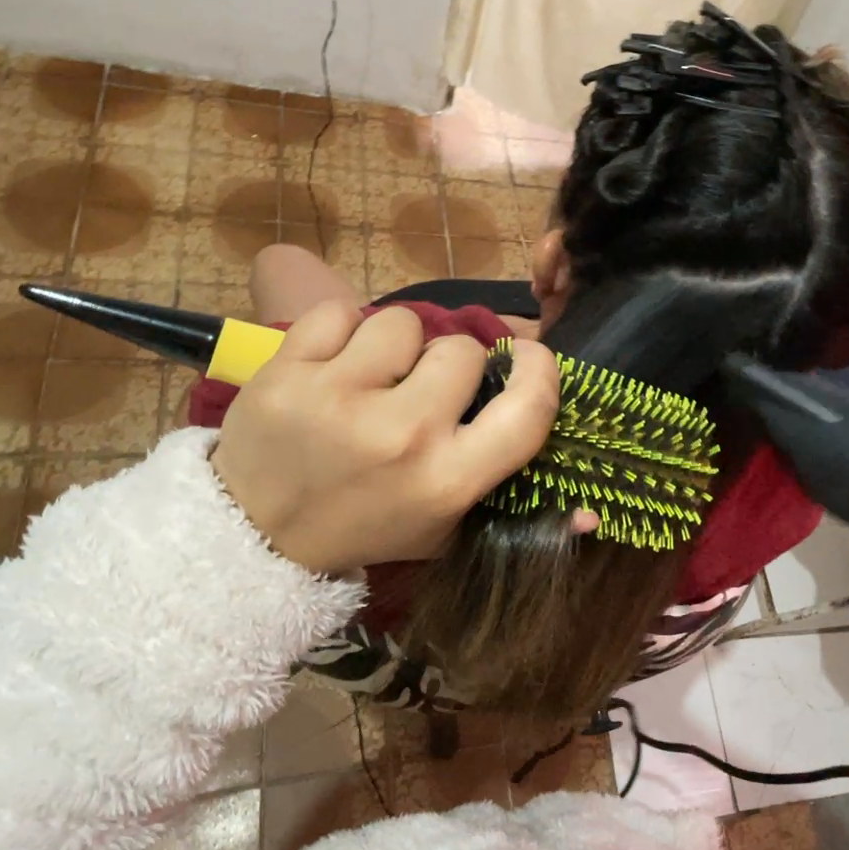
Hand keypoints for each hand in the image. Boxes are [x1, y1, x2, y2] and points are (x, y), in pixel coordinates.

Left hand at [212, 301, 560, 573]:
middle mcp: (404, 436)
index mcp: (449, 481)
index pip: (528, 406)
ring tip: (371, 380)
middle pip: (463, 350)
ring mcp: (341, 400)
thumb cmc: (367, 526)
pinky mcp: (287, 373)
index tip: (527, 357)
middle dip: (450, 365)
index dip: (539, 369)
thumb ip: (513, 507)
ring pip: (404, 323)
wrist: (254, 537)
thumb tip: (594, 513)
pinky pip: (342, 312)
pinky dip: (342, 332)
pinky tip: (332, 365)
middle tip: (421, 391)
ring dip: (396, 346)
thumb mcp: (445, 533)